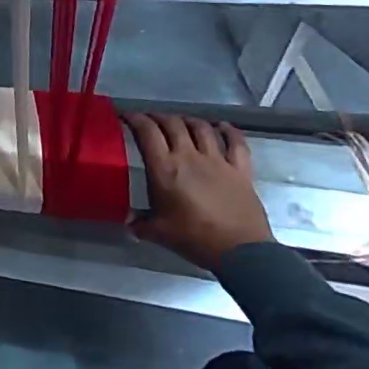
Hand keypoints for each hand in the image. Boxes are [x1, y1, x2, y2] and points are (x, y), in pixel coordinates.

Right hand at [127, 113, 274, 270]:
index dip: (135, 119)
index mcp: (165, 168)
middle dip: (159, 117)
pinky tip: (222, 127)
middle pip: (173, 124)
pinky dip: (228, 131)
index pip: (147, 132)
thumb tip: (127, 220)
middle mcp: (189, 157)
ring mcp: (218, 161)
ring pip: (202, 128)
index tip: (127, 116)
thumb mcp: (159, 232)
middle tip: (151, 120)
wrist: (241, 251)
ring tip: (182, 122)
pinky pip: (236, 143)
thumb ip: (139, 223)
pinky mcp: (241, 170)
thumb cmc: (195, 239)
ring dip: (188, 120)